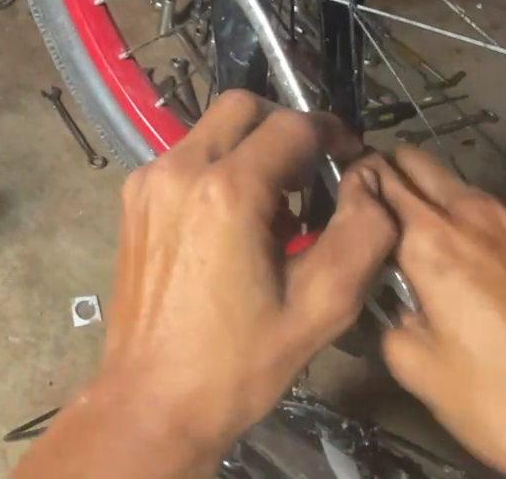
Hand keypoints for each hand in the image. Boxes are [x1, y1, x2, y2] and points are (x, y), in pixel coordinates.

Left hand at [12, 90, 404, 477]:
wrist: (151, 398)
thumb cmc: (238, 361)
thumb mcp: (319, 308)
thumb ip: (360, 237)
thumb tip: (372, 184)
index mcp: (227, 191)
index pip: (290, 126)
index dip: (329, 132)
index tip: (349, 157)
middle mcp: (180, 168)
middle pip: (241, 106)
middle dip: (283, 126)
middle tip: (309, 174)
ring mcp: (149, 178)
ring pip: (210, 129)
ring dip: (249, 148)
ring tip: (274, 207)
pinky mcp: (133, 195)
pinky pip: (185, 156)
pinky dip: (217, 167)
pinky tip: (232, 221)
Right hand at [376, 146, 505, 478]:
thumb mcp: (420, 371)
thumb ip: (389, 317)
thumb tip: (398, 300)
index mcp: (432, 238)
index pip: (378, 176)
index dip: (354, 179)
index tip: (343, 197)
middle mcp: (474, 213)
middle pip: (418, 161)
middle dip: (392, 174)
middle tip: (378, 213)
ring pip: (458, 186)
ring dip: (434, 200)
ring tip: (427, 247)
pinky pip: (495, 214)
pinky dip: (474, 223)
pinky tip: (480, 270)